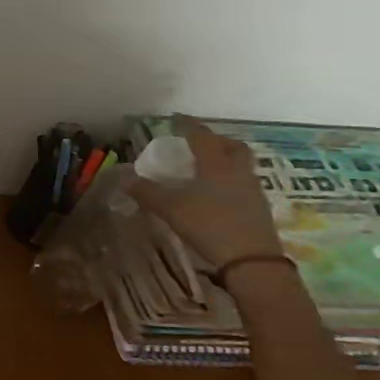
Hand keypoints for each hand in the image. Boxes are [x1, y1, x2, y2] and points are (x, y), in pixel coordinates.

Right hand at [128, 116, 284, 270]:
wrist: (251, 260)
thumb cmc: (209, 225)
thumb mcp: (170, 208)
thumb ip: (147, 192)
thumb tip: (124, 177)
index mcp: (217, 165)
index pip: (202, 137)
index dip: (188, 126)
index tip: (176, 119)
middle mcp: (238, 172)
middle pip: (232, 147)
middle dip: (216, 141)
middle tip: (198, 144)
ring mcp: (251, 191)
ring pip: (239, 167)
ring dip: (223, 162)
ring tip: (203, 170)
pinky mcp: (256, 209)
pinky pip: (241, 185)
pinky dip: (226, 182)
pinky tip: (214, 195)